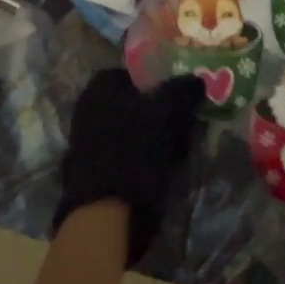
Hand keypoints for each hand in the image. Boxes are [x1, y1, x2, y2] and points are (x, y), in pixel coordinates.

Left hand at [54, 70, 204, 265]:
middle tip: (188, 120)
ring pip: (132, 128)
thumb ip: (181, 90)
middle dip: (159, 109)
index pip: (134, 73)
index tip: (184, 94)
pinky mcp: (94, 166)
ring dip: (156, 134)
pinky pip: (127, 151)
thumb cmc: (134, 151)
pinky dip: (145, 154)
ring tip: (182, 145)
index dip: (160, 81)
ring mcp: (88, 139)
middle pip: (133, 101)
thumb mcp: (165, 114)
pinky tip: (165, 165)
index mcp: (100, 87)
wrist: (106, 210)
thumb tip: (196, 79)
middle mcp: (88, 107)